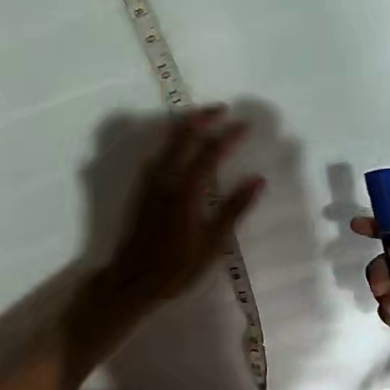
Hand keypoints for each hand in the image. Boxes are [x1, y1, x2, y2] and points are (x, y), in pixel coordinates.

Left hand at [100, 107, 264, 307]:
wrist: (131, 280)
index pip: (209, 152)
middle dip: (202, 118)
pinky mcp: (141, 190)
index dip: (228, 135)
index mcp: (185, 191)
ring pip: (167, 142)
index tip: (246, 125)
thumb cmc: (176, 267)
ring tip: (203, 119)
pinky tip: (178, 147)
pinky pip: (158, 154)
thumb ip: (234, 209)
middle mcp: (165, 179)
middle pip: (182, 136)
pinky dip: (171, 141)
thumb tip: (258, 179)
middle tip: (223, 110)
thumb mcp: (212, 243)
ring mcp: (150, 183)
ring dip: (185, 126)